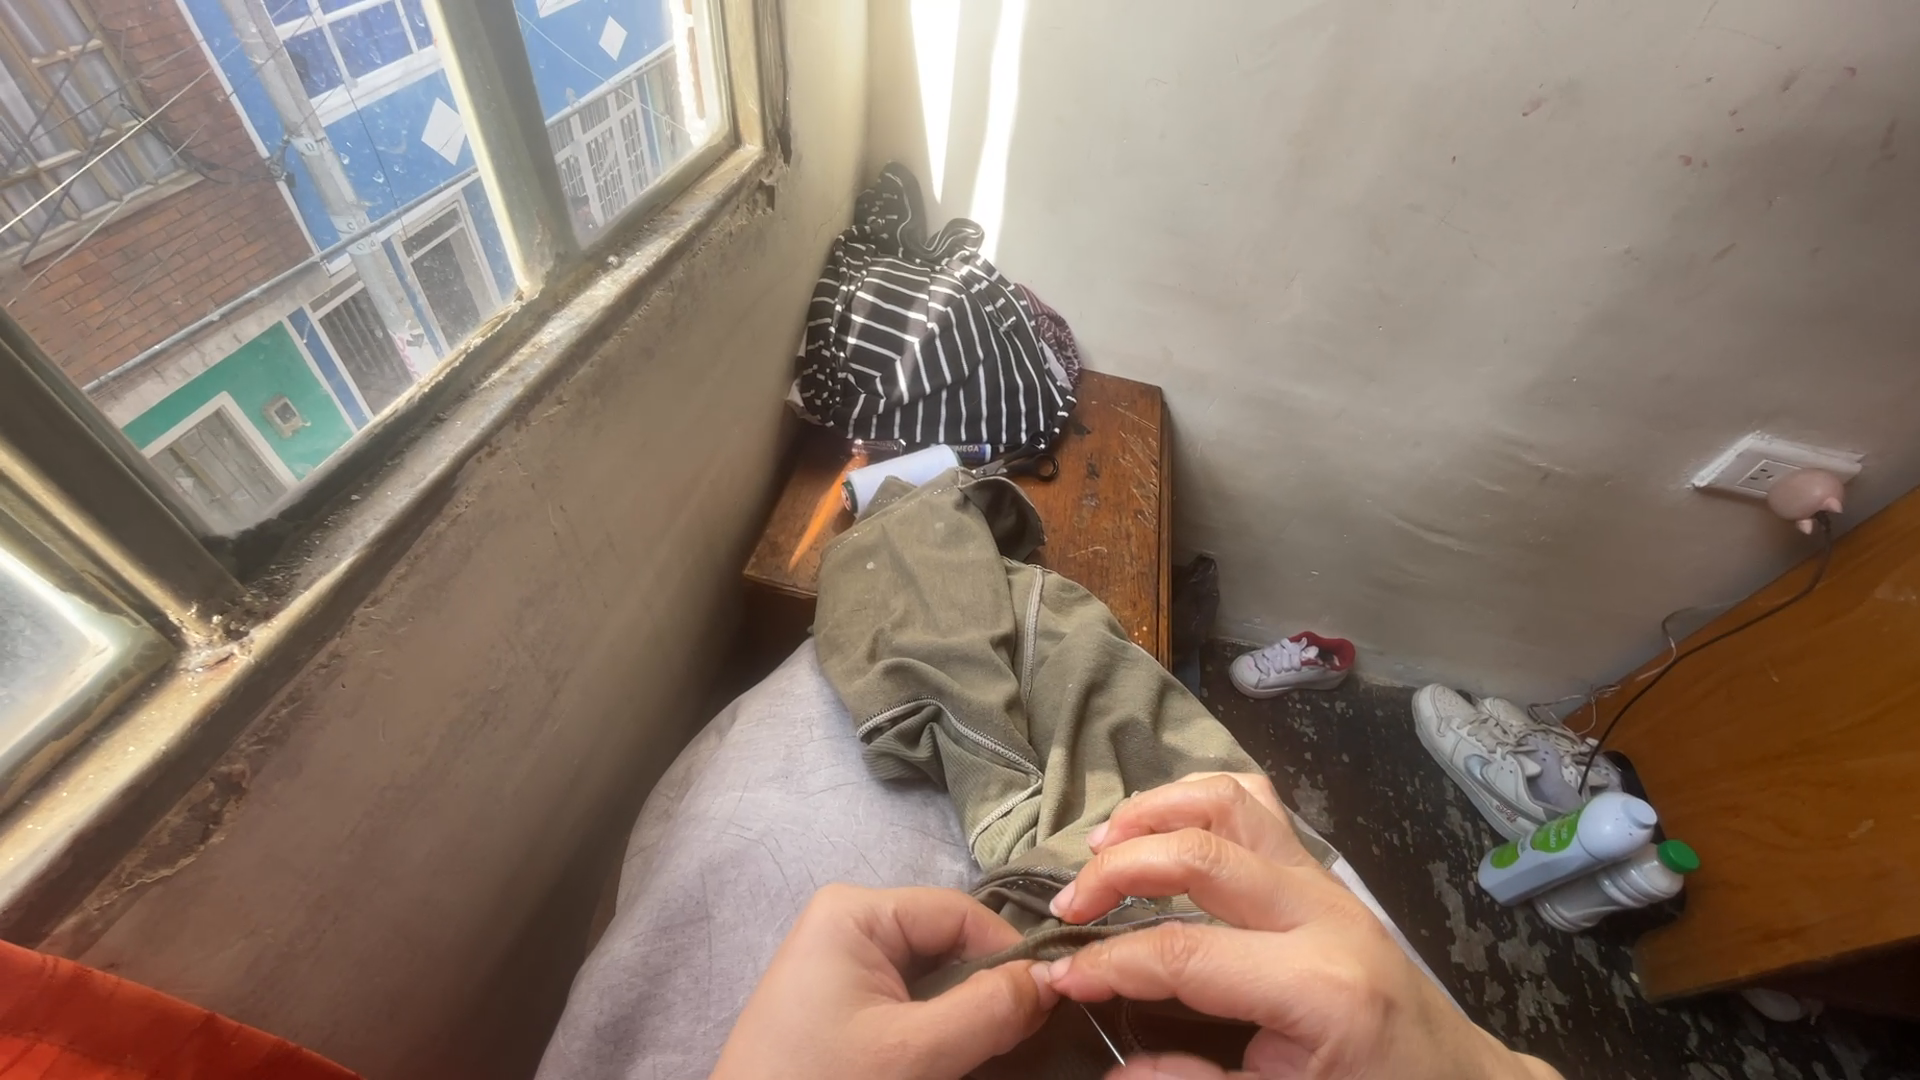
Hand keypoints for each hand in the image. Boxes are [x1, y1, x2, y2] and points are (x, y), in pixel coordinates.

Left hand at [711, 884, 1057, 1079]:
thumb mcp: (911, 1055)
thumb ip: (987, 1010)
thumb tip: (1053, 976)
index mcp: (857, 910)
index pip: (957, 912)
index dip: (1009, 950)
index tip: (1054, 996)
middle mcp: (848, 920)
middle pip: (945, 940)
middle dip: (988, 983)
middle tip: (1033, 1029)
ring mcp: (841, 960)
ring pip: (931, 972)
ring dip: (967, 1009)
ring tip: (1003, 1044)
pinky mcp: (838, 1000)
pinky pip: (907, 997)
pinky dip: (939, 1025)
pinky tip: (960, 1053)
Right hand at [1046, 775, 1562, 1079]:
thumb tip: (1109, 1070)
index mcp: (1320, 989)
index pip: (1183, 952)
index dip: (1109, 961)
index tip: (1062, 975)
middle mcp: (1322, 912)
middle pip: (1197, 853)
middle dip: (1117, 870)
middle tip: (1069, 903)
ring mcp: (1324, 878)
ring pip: (1226, 800)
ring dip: (1154, 810)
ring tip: (1103, 841)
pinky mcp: (1319, 867)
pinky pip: (1254, 802)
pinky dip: (1197, 796)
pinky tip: (1163, 821)